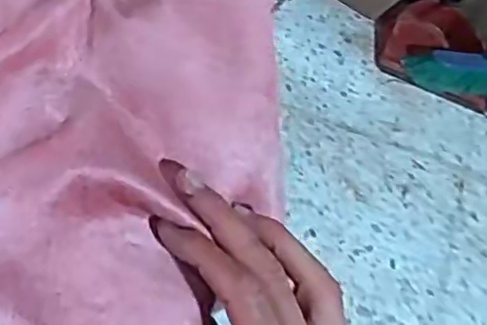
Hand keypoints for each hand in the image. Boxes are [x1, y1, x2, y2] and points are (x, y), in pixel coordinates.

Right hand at [153, 160, 345, 324]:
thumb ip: (199, 317)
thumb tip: (177, 280)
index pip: (237, 284)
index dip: (196, 248)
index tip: (162, 225)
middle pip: (266, 264)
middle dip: (219, 214)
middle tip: (181, 175)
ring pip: (308, 271)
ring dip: (262, 230)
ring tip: (226, 205)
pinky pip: (324, 289)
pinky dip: (294, 256)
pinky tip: (265, 239)